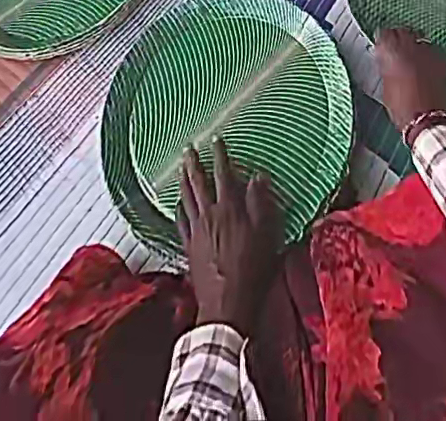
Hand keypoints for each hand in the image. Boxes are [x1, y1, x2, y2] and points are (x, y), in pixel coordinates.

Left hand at [178, 140, 282, 334]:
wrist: (228, 306)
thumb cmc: (253, 269)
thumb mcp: (267, 233)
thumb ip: (261, 202)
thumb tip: (258, 176)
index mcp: (229, 208)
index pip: (224, 173)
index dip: (221, 155)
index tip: (217, 140)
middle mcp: (209, 214)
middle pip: (199, 182)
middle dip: (194, 163)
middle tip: (189, 148)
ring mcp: (196, 231)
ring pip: (187, 198)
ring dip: (184, 180)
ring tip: (181, 169)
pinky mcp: (189, 247)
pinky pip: (180, 221)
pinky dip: (179, 208)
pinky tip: (178, 204)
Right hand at [375, 27, 445, 131]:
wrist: (426, 119)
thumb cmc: (401, 107)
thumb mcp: (385, 85)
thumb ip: (386, 67)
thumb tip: (387, 61)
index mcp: (391, 52)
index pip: (384, 34)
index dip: (382, 39)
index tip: (381, 45)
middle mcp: (409, 47)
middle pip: (402, 31)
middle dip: (397, 36)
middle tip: (395, 46)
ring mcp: (426, 52)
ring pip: (418, 36)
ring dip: (413, 41)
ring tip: (410, 51)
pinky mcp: (440, 60)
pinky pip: (431, 47)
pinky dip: (426, 50)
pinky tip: (424, 60)